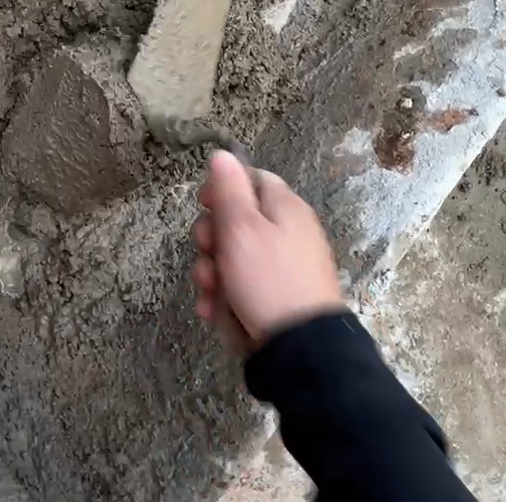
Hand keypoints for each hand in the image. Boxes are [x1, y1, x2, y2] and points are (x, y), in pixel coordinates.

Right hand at [193, 150, 344, 352]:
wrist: (300, 351)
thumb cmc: (267, 278)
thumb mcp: (241, 227)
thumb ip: (228, 188)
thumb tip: (223, 153)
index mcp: (284, 208)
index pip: (249, 178)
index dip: (222, 188)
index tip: (204, 205)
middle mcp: (287, 233)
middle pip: (236, 219)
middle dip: (211, 238)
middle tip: (207, 252)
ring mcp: (281, 268)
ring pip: (232, 256)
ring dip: (212, 271)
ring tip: (211, 290)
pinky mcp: (275, 298)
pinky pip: (240, 285)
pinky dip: (224, 296)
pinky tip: (214, 310)